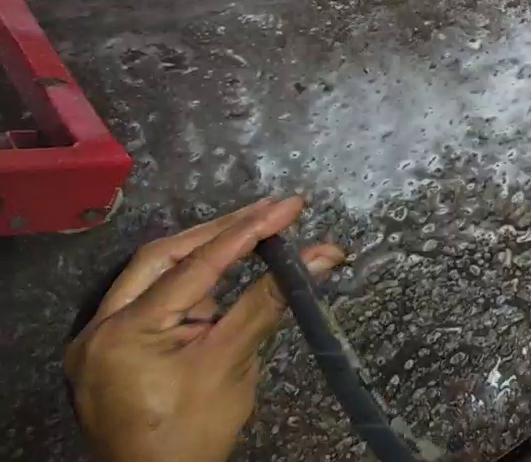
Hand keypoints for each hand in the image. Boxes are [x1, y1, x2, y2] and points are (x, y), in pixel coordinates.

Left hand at [65, 197, 344, 461]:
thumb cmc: (192, 424)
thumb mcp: (233, 358)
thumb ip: (272, 298)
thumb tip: (326, 253)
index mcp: (123, 332)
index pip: (197, 265)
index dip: (250, 231)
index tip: (292, 206)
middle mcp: (102, 328)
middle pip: (163, 258)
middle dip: (222, 229)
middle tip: (273, 209)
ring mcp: (107, 337)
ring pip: (157, 271)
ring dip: (209, 246)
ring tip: (260, 226)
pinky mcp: (123, 344)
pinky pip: (160, 293)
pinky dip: (199, 272)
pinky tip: (233, 261)